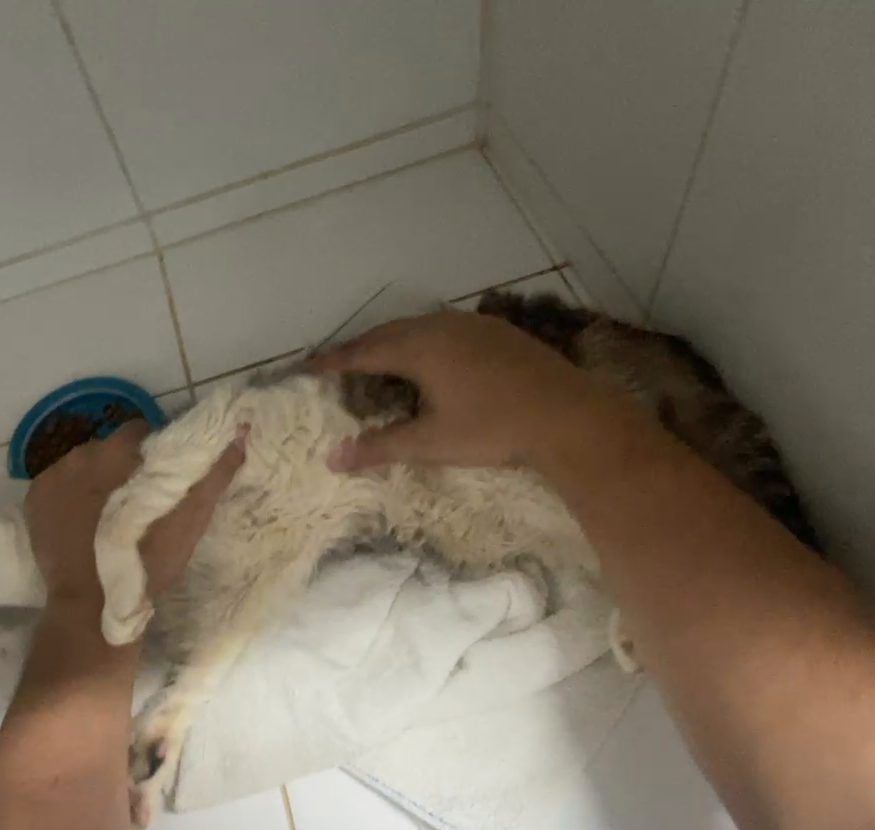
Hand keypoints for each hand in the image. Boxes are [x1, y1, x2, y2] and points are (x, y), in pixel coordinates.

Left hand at [23, 421, 244, 610]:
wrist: (90, 608)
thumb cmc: (144, 563)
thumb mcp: (188, 522)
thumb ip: (213, 475)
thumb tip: (238, 432)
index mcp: (114, 455)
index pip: (138, 433)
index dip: (154, 452)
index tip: (163, 478)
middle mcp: (76, 456)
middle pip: (108, 448)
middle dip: (123, 466)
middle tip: (141, 500)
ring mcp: (49, 478)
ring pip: (82, 465)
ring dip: (97, 479)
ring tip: (111, 513)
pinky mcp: (33, 500)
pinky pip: (59, 484)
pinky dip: (72, 495)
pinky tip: (84, 521)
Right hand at [311, 310, 617, 471]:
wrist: (567, 415)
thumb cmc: (492, 429)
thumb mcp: (431, 442)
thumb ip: (380, 448)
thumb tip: (333, 459)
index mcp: (420, 348)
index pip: (363, 351)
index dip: (333, 360)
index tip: (307, 367)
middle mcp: (441, 327)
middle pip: (388, 331)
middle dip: (360, 347)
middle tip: (338, 363)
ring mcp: (473, 325)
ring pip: (420, 326)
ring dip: (393, 340)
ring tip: (379, 358)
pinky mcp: (498, 331)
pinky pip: (446, 328)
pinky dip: (424, 340)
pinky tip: (432, 356)